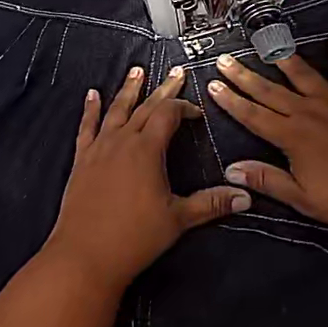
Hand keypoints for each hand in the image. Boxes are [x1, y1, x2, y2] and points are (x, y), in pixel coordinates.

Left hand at [44, 65, 250, 291]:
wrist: (84, 255)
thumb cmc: (134, 237)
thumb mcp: (178, 220)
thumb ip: (210, 203)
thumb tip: (245, 197)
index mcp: (147, 149)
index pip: (169, 115)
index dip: (184, 109)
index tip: (196, 113)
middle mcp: (122, 141)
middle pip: (146, 107)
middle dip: (163, 89)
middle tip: (175, 72)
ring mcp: (99, 148)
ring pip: (116, 110)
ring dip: (128, 89)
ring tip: (136, 70)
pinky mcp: (82, 160)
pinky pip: (87, 127)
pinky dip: (90, 109)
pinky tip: (92, 95)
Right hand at [207, 35, 327, 247]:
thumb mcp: (305, 199)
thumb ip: (267, 180)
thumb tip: (234, 170)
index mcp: (294, 137)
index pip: (252, 115)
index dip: (230, 100)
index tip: (213, 86)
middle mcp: (312, 114)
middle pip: (270, 90)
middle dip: (244, 75)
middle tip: (226, 60)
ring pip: (303, 76)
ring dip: (283, 61)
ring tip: (268, 47)